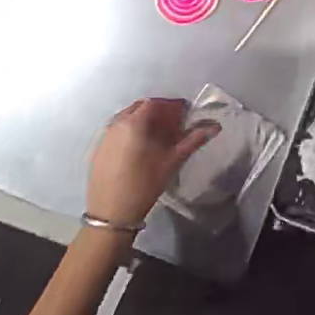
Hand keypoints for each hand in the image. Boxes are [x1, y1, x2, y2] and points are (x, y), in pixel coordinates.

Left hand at [86, 98, 219, 225]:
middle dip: (158, 112)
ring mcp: (105, 135)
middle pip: (140, 108)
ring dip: (144, 121)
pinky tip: (141, 148)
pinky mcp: (99, 147)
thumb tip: (215, 126)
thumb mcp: (172, 161)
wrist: (112, 211)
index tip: (185, 113)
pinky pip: (118, 130)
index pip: (155, 103)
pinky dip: (131, 131)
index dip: (172, 105)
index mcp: (135, 123)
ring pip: (127, 118)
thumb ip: (192, 140)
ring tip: (159, 137)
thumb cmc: (145, 184)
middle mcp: (117, 123)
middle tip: (174, 125)